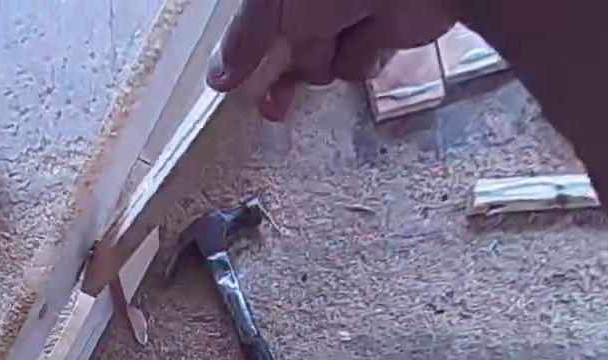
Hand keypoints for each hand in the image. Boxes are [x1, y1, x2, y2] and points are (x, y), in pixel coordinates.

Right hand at [210, 0, 454, 120]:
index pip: (257, 15)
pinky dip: (360, 57)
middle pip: (286, 40)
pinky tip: (372, 35)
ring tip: (335, 44)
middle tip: (275, 102)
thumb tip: (216, 77)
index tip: (234, 80)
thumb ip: (241, 39)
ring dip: (322, 62)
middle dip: (281, 72)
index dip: (244, 50)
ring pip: (321, 54)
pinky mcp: (390, 20)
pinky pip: (358, 57)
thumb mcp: (273, 2)